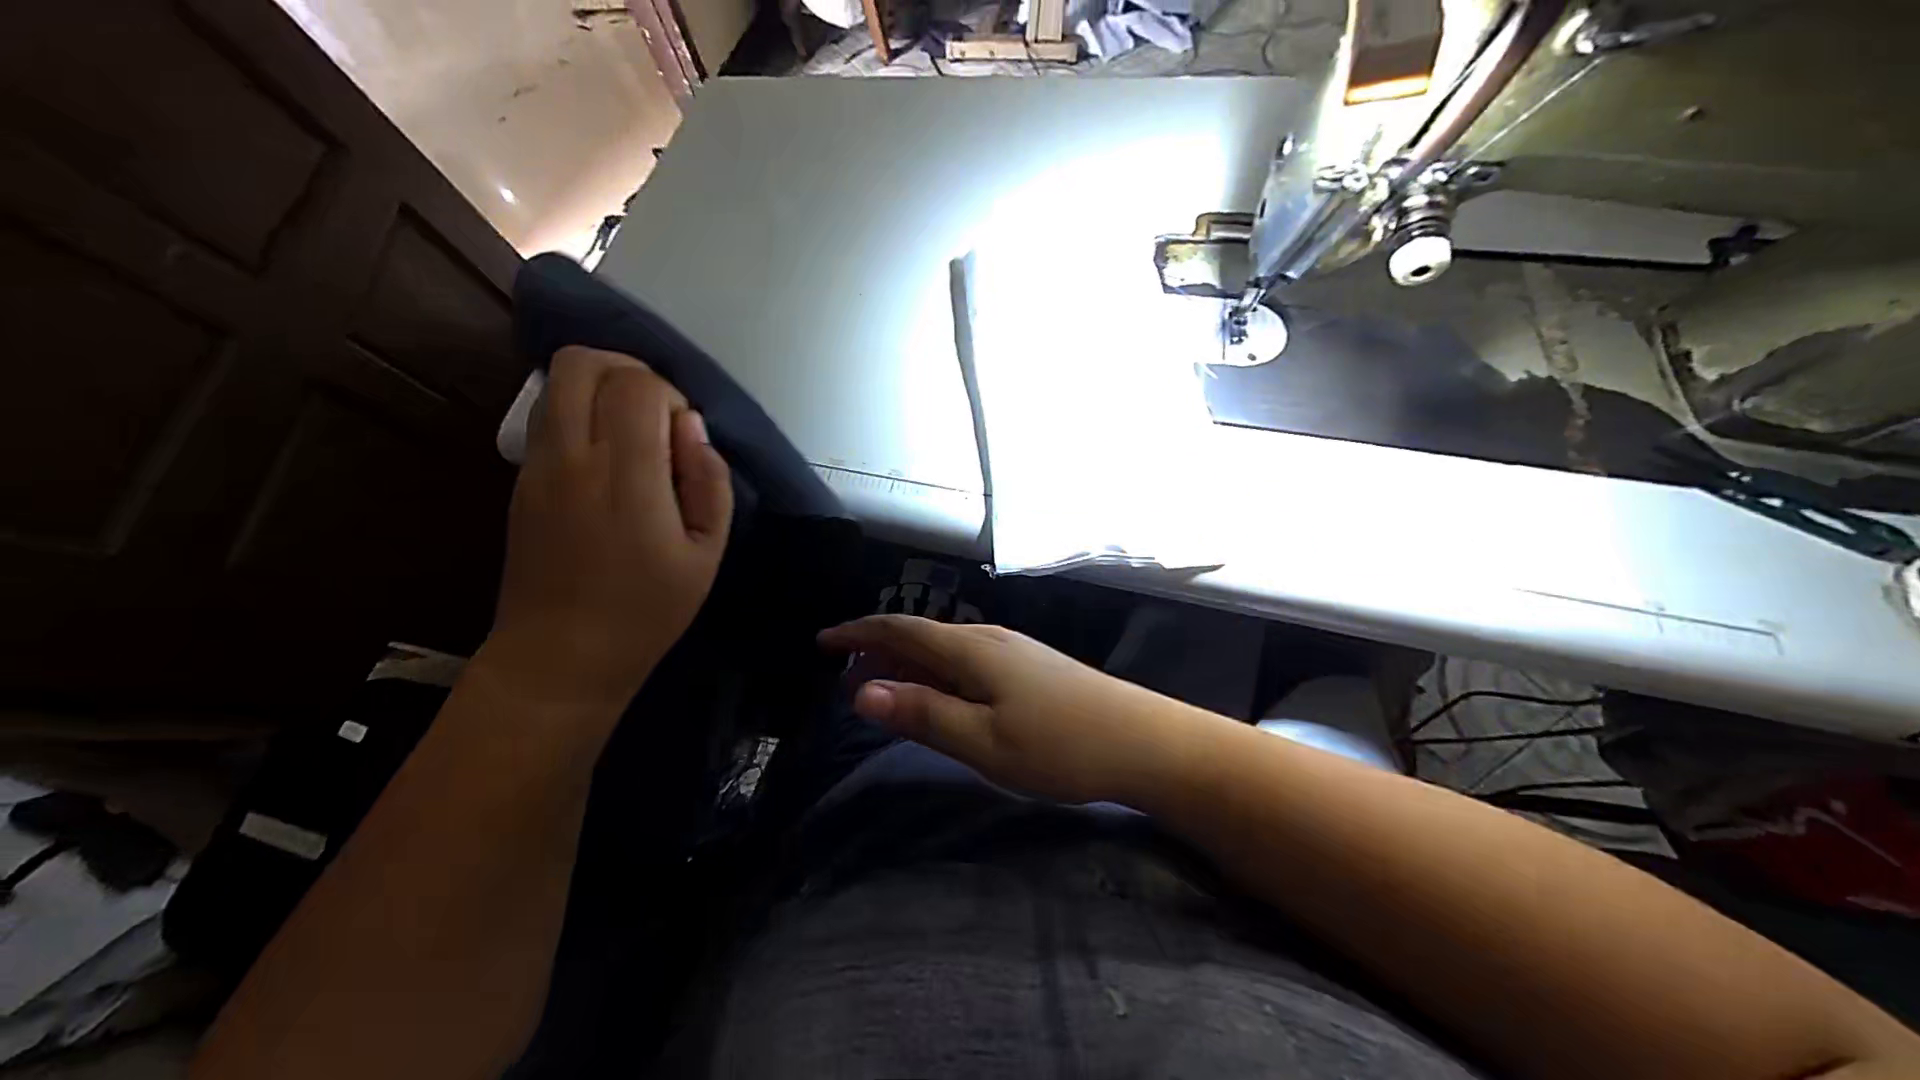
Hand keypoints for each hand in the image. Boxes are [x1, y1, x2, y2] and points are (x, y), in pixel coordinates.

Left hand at [483, 346, 731, 707]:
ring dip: (601, 389)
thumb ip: (709, 483)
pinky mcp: (520, 479)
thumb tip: (692, 429)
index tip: (683, 439)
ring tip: (632, 435)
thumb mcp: (706, 554)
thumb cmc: (646, 611)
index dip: (670, 396)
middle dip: (628, 370)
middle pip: (582, 362)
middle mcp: (571, 458)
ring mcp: (536, 466)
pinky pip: (548, 416)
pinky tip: (607, 460)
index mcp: (624, 478)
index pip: (637, 386)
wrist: (560, 655)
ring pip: (556, 382)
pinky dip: (581, 414)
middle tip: (656, 415)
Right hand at [818, 616, 1216, 804]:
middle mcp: (990, 638)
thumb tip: (862, 691)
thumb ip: (923, 714)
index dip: (858, 633)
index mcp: (972, 650)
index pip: (900, 629)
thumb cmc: (1061, 745)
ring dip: (909, 663)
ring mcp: (1016, 650)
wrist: (1146, 741)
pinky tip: (944, 694)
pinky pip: (968, 658)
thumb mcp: (983, 740)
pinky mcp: (1033, 666)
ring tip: (886, 687)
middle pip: (921, 634)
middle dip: (879, 650)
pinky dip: (939, 671)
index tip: (823, 642)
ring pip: (946, 647)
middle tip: (848, 679)